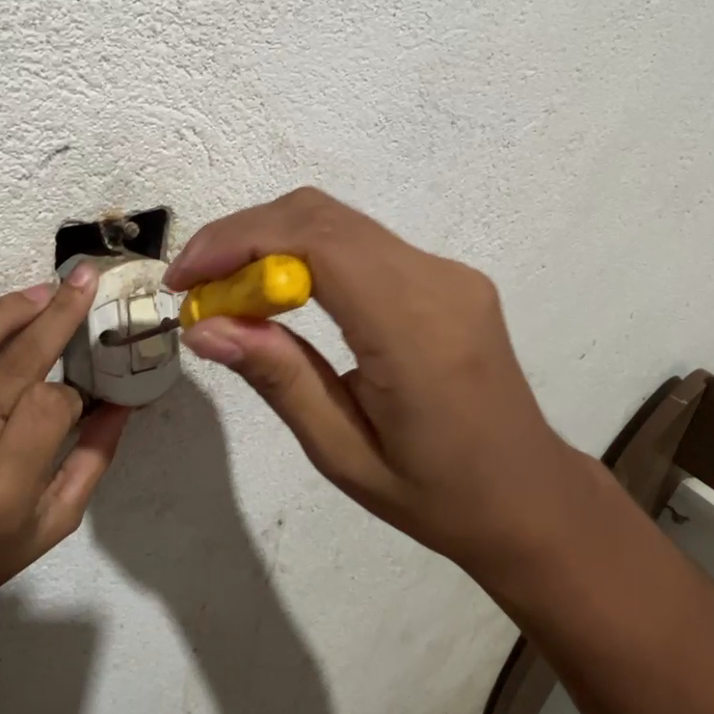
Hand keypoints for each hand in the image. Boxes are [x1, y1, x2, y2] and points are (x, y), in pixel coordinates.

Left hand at [0, 265, 131, 615]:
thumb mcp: (57, 522)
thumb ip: (93, 459)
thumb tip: (123, 400)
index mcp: (4, 492)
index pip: (48, 407)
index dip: (69, 390)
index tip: (74, 393)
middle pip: (9, 370)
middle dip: (53, 319)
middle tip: (79, 282)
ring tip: (32, 293)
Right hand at [165, 187, 573, 575]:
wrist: (529, 497)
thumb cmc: (437, 496)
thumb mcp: (342, 453)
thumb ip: (278, 378)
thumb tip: (204, 327)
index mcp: (414, 331)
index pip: (315, 240)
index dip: (237, 242)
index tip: (184, 280)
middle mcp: (436, 281)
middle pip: (321, 215)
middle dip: (242, 236)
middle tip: (194, 286)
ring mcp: (447, 272)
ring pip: (338, 222)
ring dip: (270, 241)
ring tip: (226, 294)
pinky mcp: (445, 276)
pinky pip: (361, 243)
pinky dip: (304, 253)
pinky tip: (280, 296)